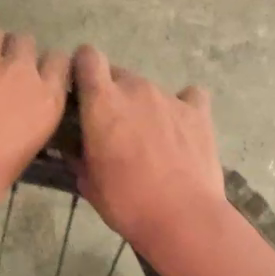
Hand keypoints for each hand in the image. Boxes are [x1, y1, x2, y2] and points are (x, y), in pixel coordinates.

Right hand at [72, 45, 230, 252]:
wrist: (182, 217)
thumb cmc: (126, 202)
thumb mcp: (90, 184)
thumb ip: (80, 157)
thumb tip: (76, 150)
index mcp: (102, 102)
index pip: (87, 58)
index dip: (83, 69)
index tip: (82, 91)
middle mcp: (136, 89)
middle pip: (119, 75)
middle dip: (113, 95)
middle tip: (115, 128)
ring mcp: (170, 97)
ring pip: (150, 90)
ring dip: (144, 106)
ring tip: (150, 141)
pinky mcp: (198, 111)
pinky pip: (189, 97)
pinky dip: (183, 107)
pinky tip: (181, 128)